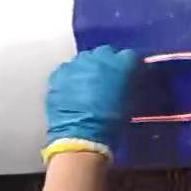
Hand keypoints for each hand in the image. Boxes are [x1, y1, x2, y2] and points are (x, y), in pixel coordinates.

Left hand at [42, 45, 139, 162]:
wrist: (81, 136)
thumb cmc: (113, 122)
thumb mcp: (132, 102)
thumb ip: (131, 85)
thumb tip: (131, 81)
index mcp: (123, 62)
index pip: (131, 57)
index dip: (130, 68)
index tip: (130, 78)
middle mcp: (100, 56)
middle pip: (106, 54)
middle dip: (108, 66)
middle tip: (108, 83)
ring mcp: (77, 62)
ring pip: (86, 61)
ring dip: (89, 70)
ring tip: (89, 89)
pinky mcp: (59, 73)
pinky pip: (69, 71)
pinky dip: (72, 78)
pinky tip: (73, 93)